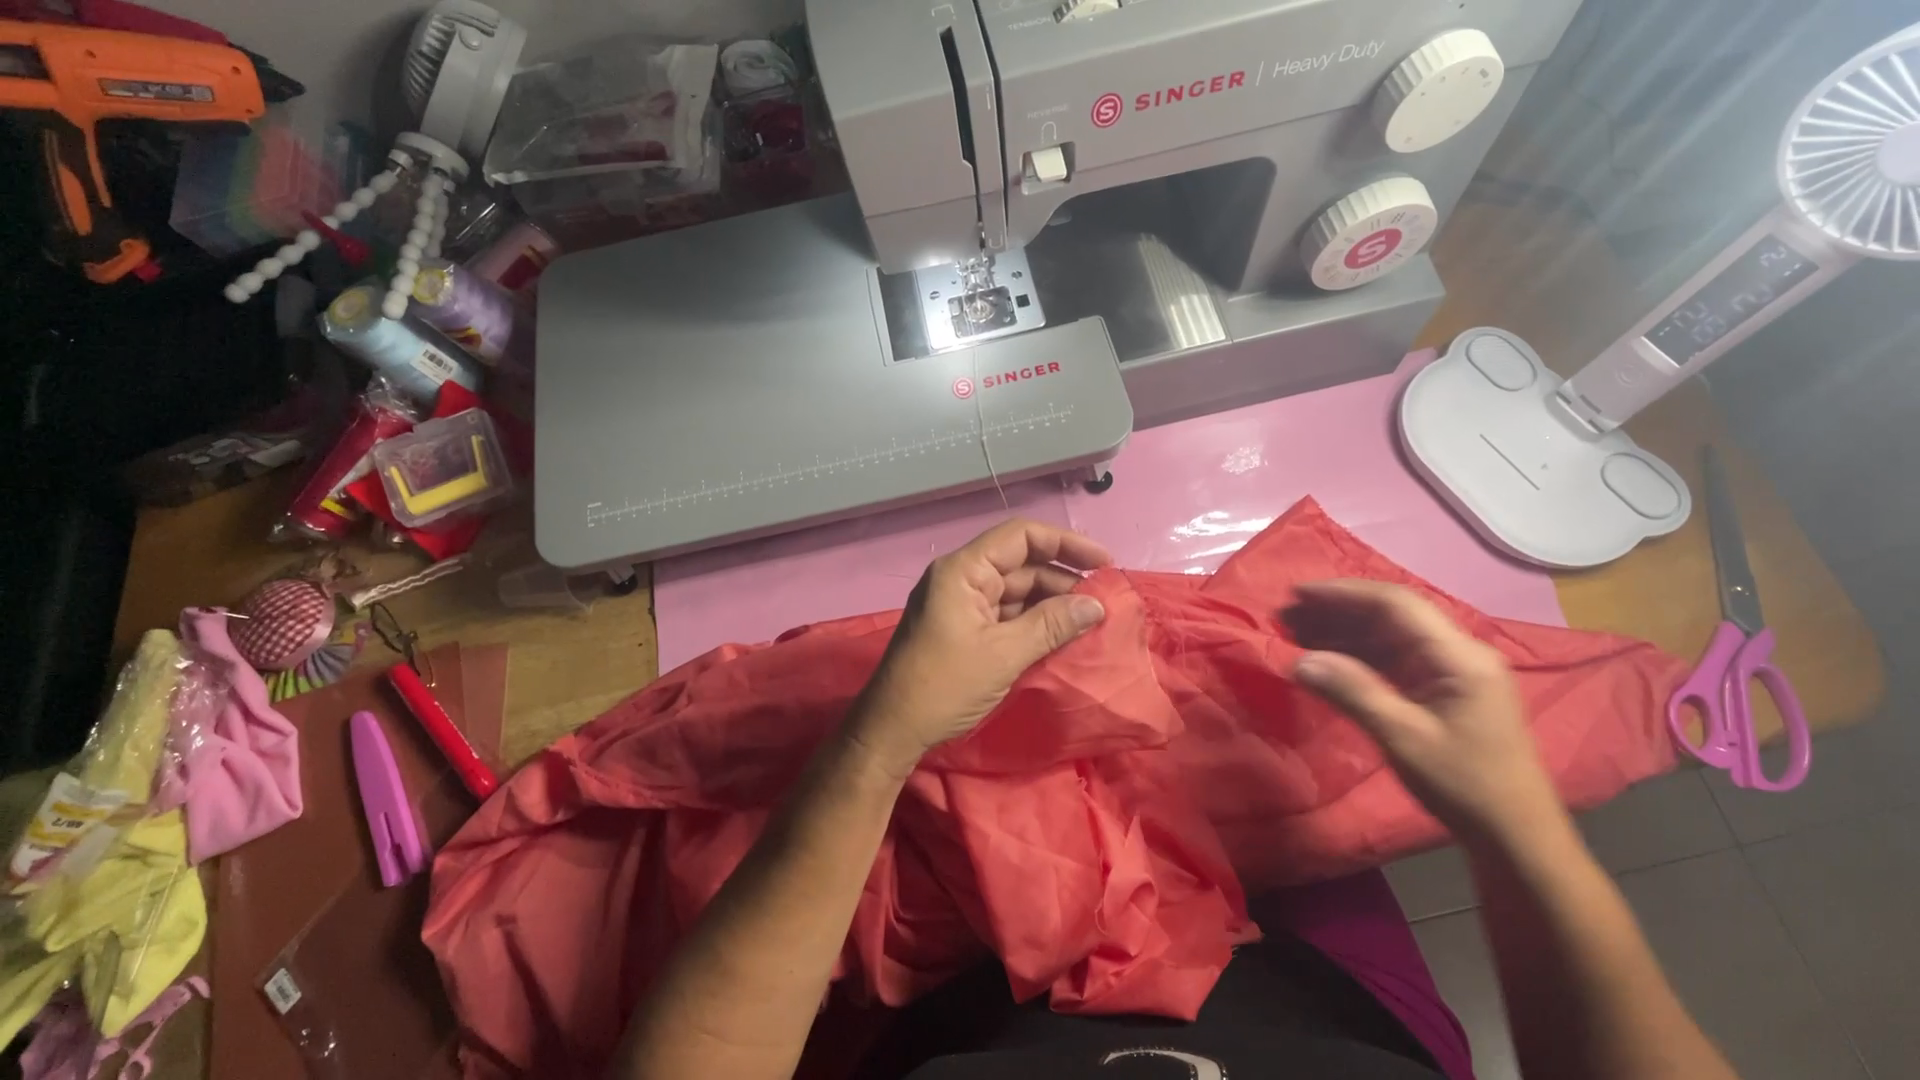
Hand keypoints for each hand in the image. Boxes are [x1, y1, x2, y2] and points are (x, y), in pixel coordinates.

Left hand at [846, 519, 1111, 776]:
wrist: (893, 729)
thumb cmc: (945, 685)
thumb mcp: (1004, 654)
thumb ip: (1052, 625)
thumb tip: (1097, 605)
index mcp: (963, 570)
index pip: (1021, 537)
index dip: (1065, 543)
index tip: (1103, 563)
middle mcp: (960, 578)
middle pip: (1021, 563)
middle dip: (1063, 579)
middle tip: (1103, 601)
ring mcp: (960, 603)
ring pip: (1016, 590)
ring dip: (1051, 602)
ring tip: (1090, 619)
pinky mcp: (962, 628)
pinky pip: (1005, 613)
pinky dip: (1033, 621)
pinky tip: (1062, 634)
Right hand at [1282, 580, 1565, 849]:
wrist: (1513, 835)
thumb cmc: (1464, 784)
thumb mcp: (1403, 737)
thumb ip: (1353, 692)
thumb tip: (1300, 660)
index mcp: (1460, 656)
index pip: (1397, 604)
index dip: (1344, 593)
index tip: (1298, 594)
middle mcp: (1459, 652)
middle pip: (1392, 615)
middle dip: (1338, 611)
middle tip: (1286, 615)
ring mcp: (1452, 670)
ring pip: (1390, 636)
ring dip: (1344, 632)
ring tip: (1296, 632)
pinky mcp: (1443, 689)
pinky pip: (1395, 659)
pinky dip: (1358, 655)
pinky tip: (1326, 658)